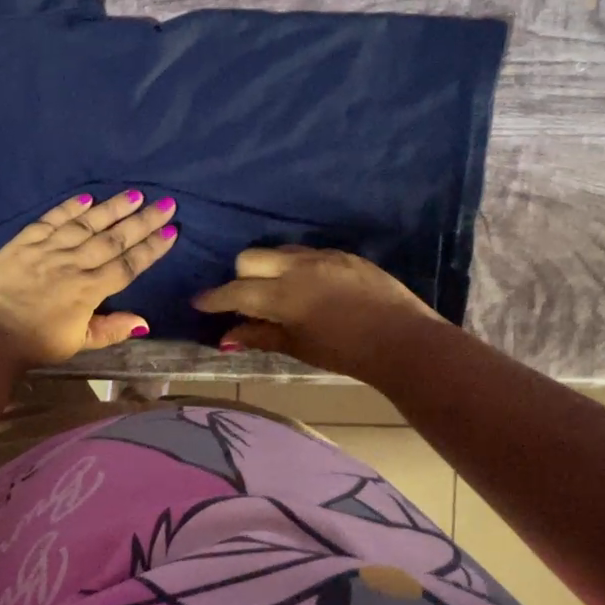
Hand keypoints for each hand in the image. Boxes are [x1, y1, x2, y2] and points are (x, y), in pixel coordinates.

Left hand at [0, 190, 179, 366]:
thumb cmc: (34, 345)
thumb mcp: (76, 343)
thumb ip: (110, 330)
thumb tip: (144, 321)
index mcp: (88, 291)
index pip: (127, 265)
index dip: (151, 249)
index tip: (171, 231)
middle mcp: (72, 264)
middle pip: (113, 239)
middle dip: (142, 222)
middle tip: (165, 204)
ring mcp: (47, 250)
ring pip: (86, 224)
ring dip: (112, 209)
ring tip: (135, 195)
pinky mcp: (23, 243)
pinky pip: (50, 220)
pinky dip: (69, 208)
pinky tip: (86, 198)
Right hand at [192, 246, 446, 379]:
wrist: (405, 342)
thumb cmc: (346, 353)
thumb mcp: (298, 347)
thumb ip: (259, 336)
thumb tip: (225, 337)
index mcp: (283, 294)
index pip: (235, 291)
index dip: (214, 299)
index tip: (198, 303)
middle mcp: (299, 267)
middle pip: (250, 257)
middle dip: (240, 276)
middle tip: (245, 300)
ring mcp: (324, 257)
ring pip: (279, 251)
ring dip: (268, 268)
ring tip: (276, 292)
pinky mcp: (346, 255)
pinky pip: (308, 254)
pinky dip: (297, 268)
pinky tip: (309, 289)